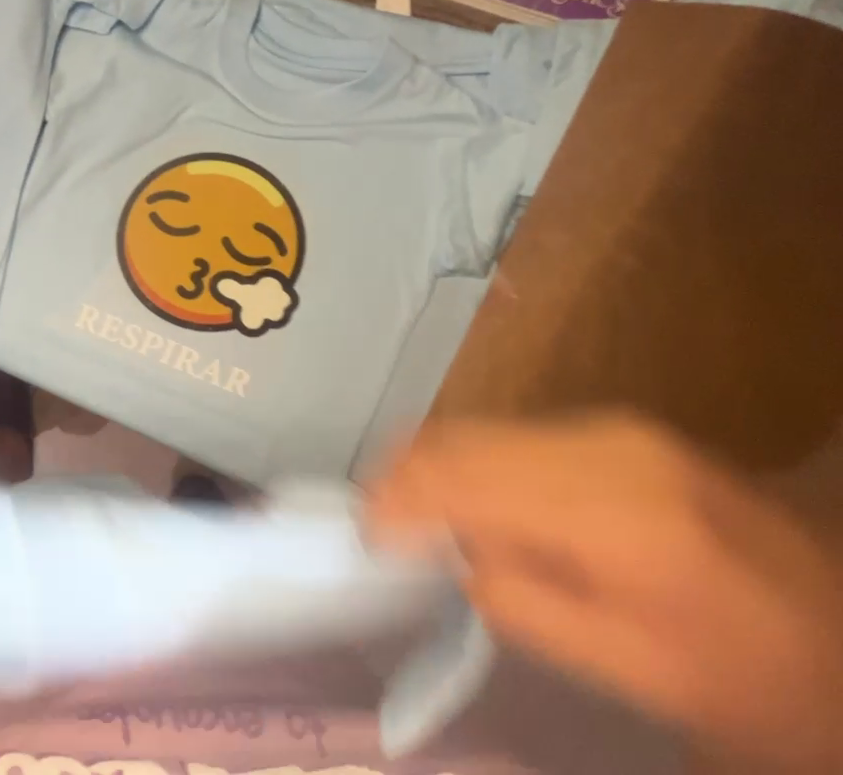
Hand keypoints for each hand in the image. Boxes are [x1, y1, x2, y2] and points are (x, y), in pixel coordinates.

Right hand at [368, 412, 842, 769]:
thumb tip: (442, 549)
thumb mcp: (619, 664)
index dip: (394, 501)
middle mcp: (607, 447)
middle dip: (399, 477)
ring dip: (430, 467)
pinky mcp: (620, 431)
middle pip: (456, 439)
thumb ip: (510, 595)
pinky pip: (509, 433)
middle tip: (376, 527)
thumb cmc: (741, 678)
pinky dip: (469, 462)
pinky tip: (469, 500)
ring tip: (413, 516)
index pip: (458, 478)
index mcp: (612, 512)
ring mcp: (617, 430)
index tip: (363, 537)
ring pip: (475, 428)